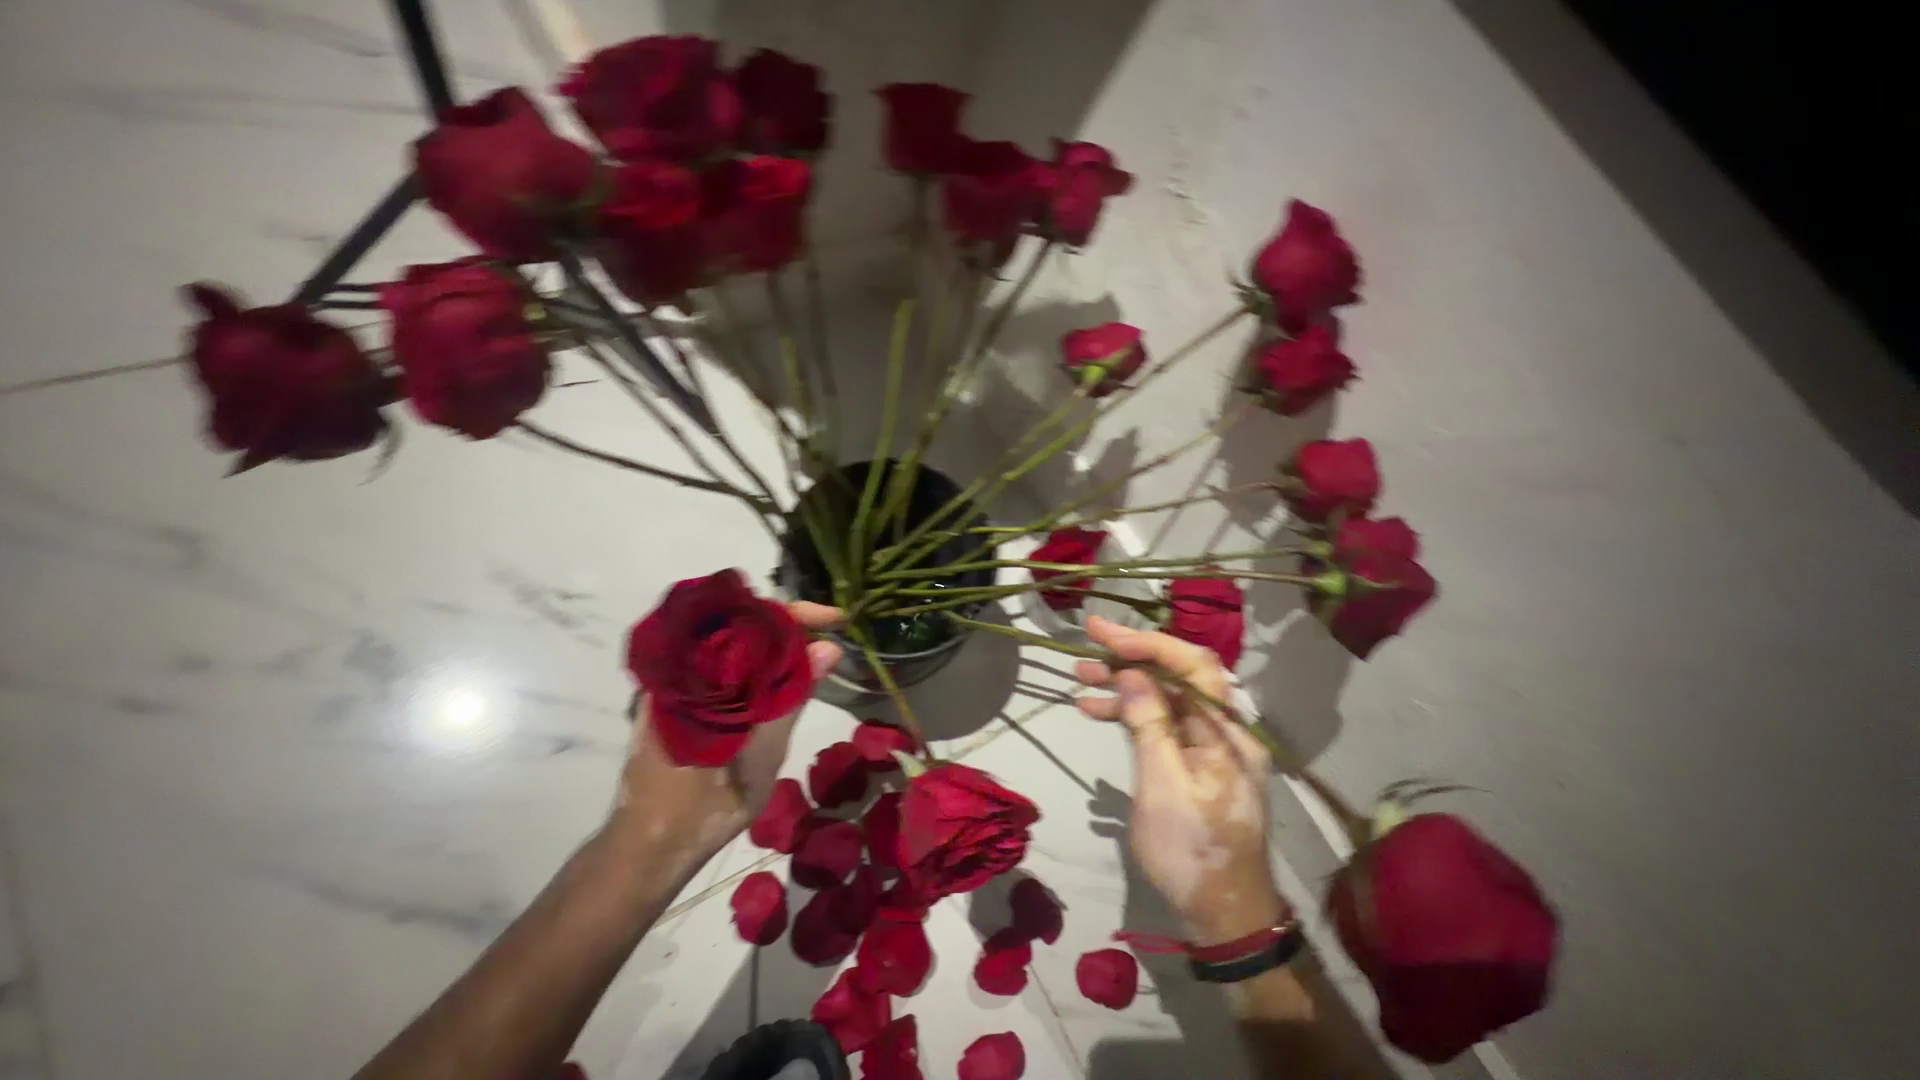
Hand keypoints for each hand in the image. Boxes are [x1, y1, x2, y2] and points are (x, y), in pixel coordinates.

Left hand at [609, 601, 844, 860]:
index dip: (800, 614)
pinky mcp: (673, 700)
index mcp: (700, 673)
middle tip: (827, 642)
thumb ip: (792, 697)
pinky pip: (719, 665)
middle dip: (789, 628)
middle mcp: (681, 666)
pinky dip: (752, 666)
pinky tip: (775, 683)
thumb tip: (829, 647)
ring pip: (731, 644)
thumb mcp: (760, 756)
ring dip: (772, 647)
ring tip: (810, 658)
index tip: (837, 620)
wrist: (647, 847)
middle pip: (742, 624)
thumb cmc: (703, 808)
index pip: (754, 619)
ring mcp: (674, 683)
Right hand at [1075, 616, 1288, 943]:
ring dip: (1127, 686)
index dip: (1147, 642)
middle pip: (1178, 677)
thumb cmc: (1194, 852)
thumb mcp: (1164, 788)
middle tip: (1086, 645)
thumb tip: (1136, 675)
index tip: (1103, 634)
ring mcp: (1211, 748)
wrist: (1225, 913)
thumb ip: (1151, 726)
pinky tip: (1098, 712)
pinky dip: (1134, 717)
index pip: (1192, 665)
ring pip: (1167, 701)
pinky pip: (1165, 727)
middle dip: (1132, 658)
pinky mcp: (1197, 766)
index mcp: (1227, 731)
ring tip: (1081, 679)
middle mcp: (1224, 730)